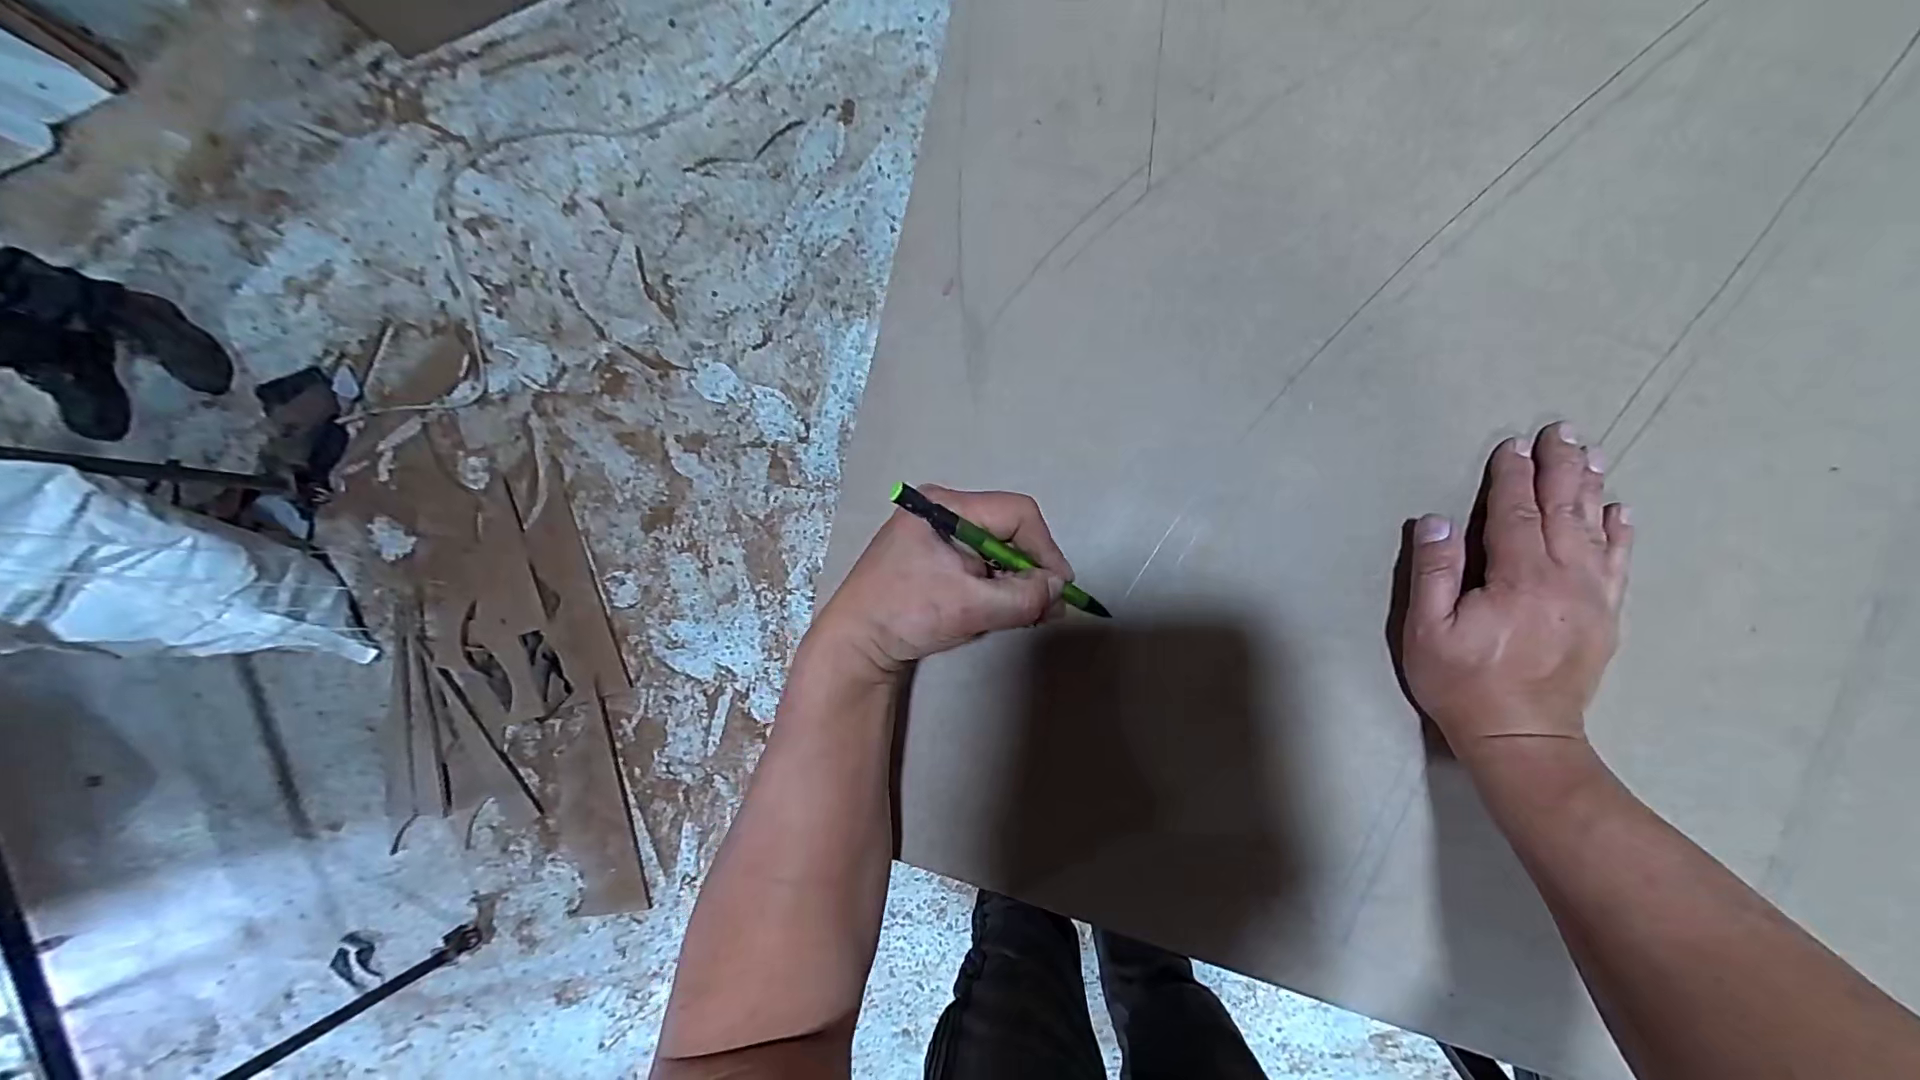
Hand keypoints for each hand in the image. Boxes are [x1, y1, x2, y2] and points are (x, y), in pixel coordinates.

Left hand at [807, 486, 1071, 680]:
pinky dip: (994, 587)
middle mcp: (941, 511)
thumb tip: (1058, 589)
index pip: (1016, 513)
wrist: (854, 645)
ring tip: (1020, 614)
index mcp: (945, 506)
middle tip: (1045, 606)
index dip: (1044, 549)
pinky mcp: (932, 558)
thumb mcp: (970, 607)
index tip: (1058, 587)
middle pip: (1007, 530)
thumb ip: (1022, 597)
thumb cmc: (904, 615)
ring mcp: (935, 534)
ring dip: (1012, 583)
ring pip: (995, 550)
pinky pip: (978, 564)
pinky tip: (992, 611)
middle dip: (1029, 570)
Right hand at [1401, 423, 1632, 751]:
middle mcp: (1566, 579)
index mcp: (1519, 579)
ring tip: (1591, 456)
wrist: (1523, 737)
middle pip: (1563, 512)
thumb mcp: (1426, 630)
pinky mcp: (1605, 617)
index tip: (1513, 445)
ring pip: (1595, 530)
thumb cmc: (1462, 682)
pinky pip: (1619, 564)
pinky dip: (1620, 533)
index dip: (1511, 478)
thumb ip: (1434, 572)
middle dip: (1560, 469)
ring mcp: (1593, 598)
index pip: (1514, 514)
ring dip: (1590, 489)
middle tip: (1563, 431)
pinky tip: (1621, 511)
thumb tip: (1438, 521)